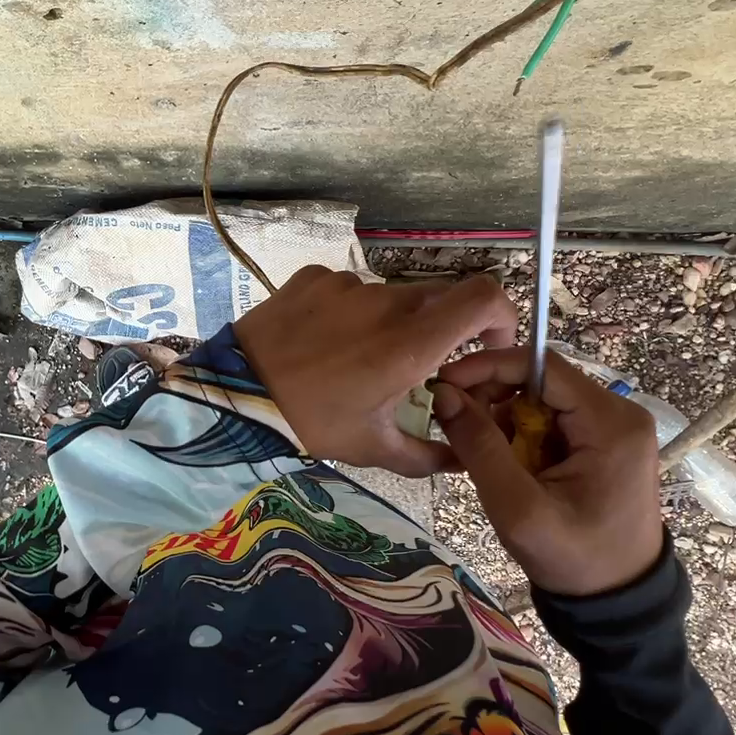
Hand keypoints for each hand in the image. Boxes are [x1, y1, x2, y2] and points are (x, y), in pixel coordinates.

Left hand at [232, 266, 516, 477]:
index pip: (484, 298)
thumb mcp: (372, 446)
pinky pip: (348, 288)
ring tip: (356, 357)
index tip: (485, 345)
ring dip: (389, 321)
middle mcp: (384, 302)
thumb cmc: (309, 420)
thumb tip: (462, 458)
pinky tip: (324, 339)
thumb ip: (428, 454)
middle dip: (440, 329)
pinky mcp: (311, 276)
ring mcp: (344, 284)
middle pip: (438, 299)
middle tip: (416, 364)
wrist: (234, 391)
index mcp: (410, 343)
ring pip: (390, 295)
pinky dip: (348, 310)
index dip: (500, 316)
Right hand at [432, 348, 663, 595]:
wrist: (616, 601)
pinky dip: (513, 430)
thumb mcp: (517, 506)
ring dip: (498, 415)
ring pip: (536, 396)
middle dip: (489, 394)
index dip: (487, 366)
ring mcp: (610, 426)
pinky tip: (499, 458)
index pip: (540, 364)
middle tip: (454, 423)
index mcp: (611, 423)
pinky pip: (544, 416)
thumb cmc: (572, 556)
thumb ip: (478, 446)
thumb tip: (442, 393)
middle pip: (537, 377)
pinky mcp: (598, 441)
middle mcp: (617, 413)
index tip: (443, 384)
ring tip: (477, 449)